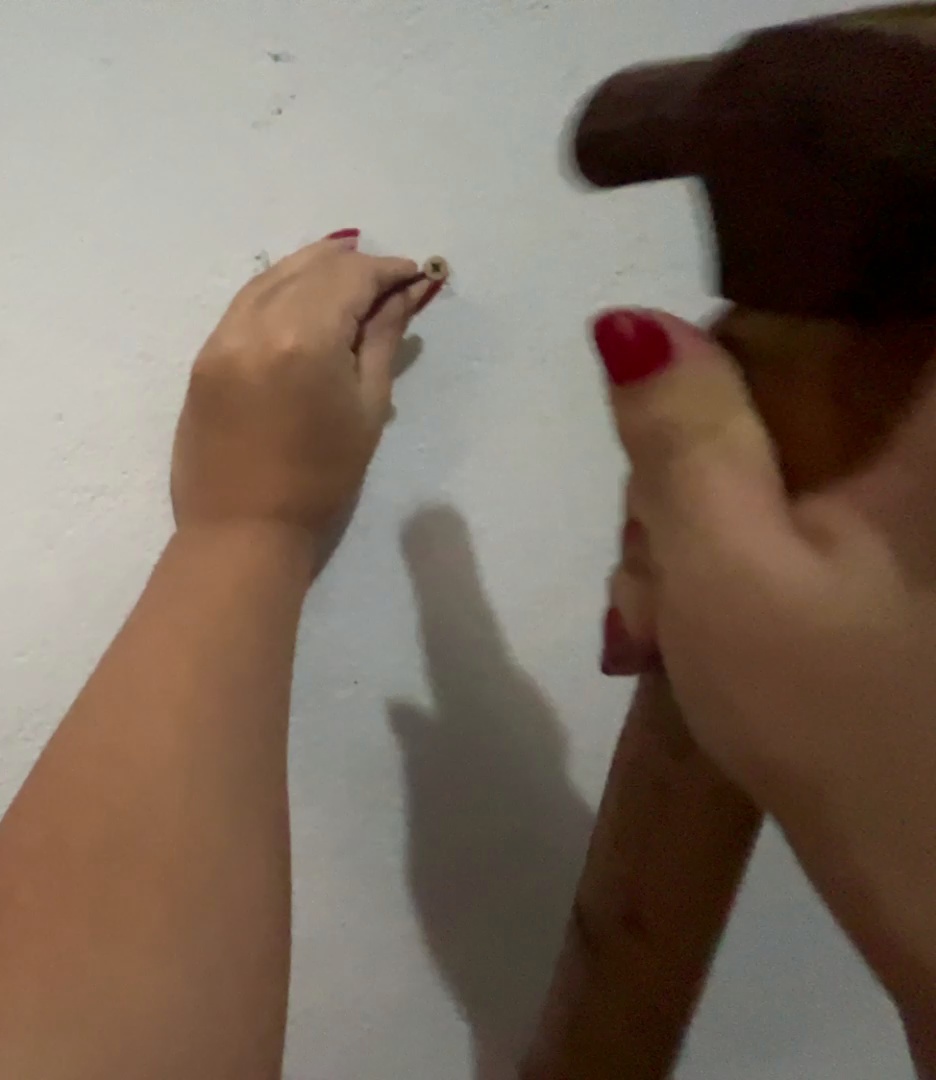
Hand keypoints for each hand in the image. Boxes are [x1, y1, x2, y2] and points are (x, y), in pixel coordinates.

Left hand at [170, 232, 436, 564]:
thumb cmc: (317, 479)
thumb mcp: (366, 409)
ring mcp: (219, 344)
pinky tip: (294, 305)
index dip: (387, 271)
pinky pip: (239, 310)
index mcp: (301, 340)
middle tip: (380, 280)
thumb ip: (380, 340)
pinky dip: (270, 295)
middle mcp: (253, 329)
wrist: (239, 526)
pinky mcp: (200, 362)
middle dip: (348, 266)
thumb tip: (400, 294)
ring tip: (341, 282)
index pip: (349, 278)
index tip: (414, 278)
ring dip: (306, 273)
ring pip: (266, 283)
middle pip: (306, 272)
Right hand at [594, 309, 935, 1028]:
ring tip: (664, 602)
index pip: (828, 319)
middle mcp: (927, 462)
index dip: (734, 346)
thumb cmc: (819, 699)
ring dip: (683, 520)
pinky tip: (687, 610)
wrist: (906, 838)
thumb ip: (680, 442)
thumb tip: (630, 324)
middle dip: (686, 467)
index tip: (672, 415)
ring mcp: (906, 512)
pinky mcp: (886, 553)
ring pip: (760, 460)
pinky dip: (712, 548)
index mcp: (928, 443)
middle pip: (777, 399)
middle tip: (658, 550)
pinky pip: (771, 508)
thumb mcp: (719, 562)